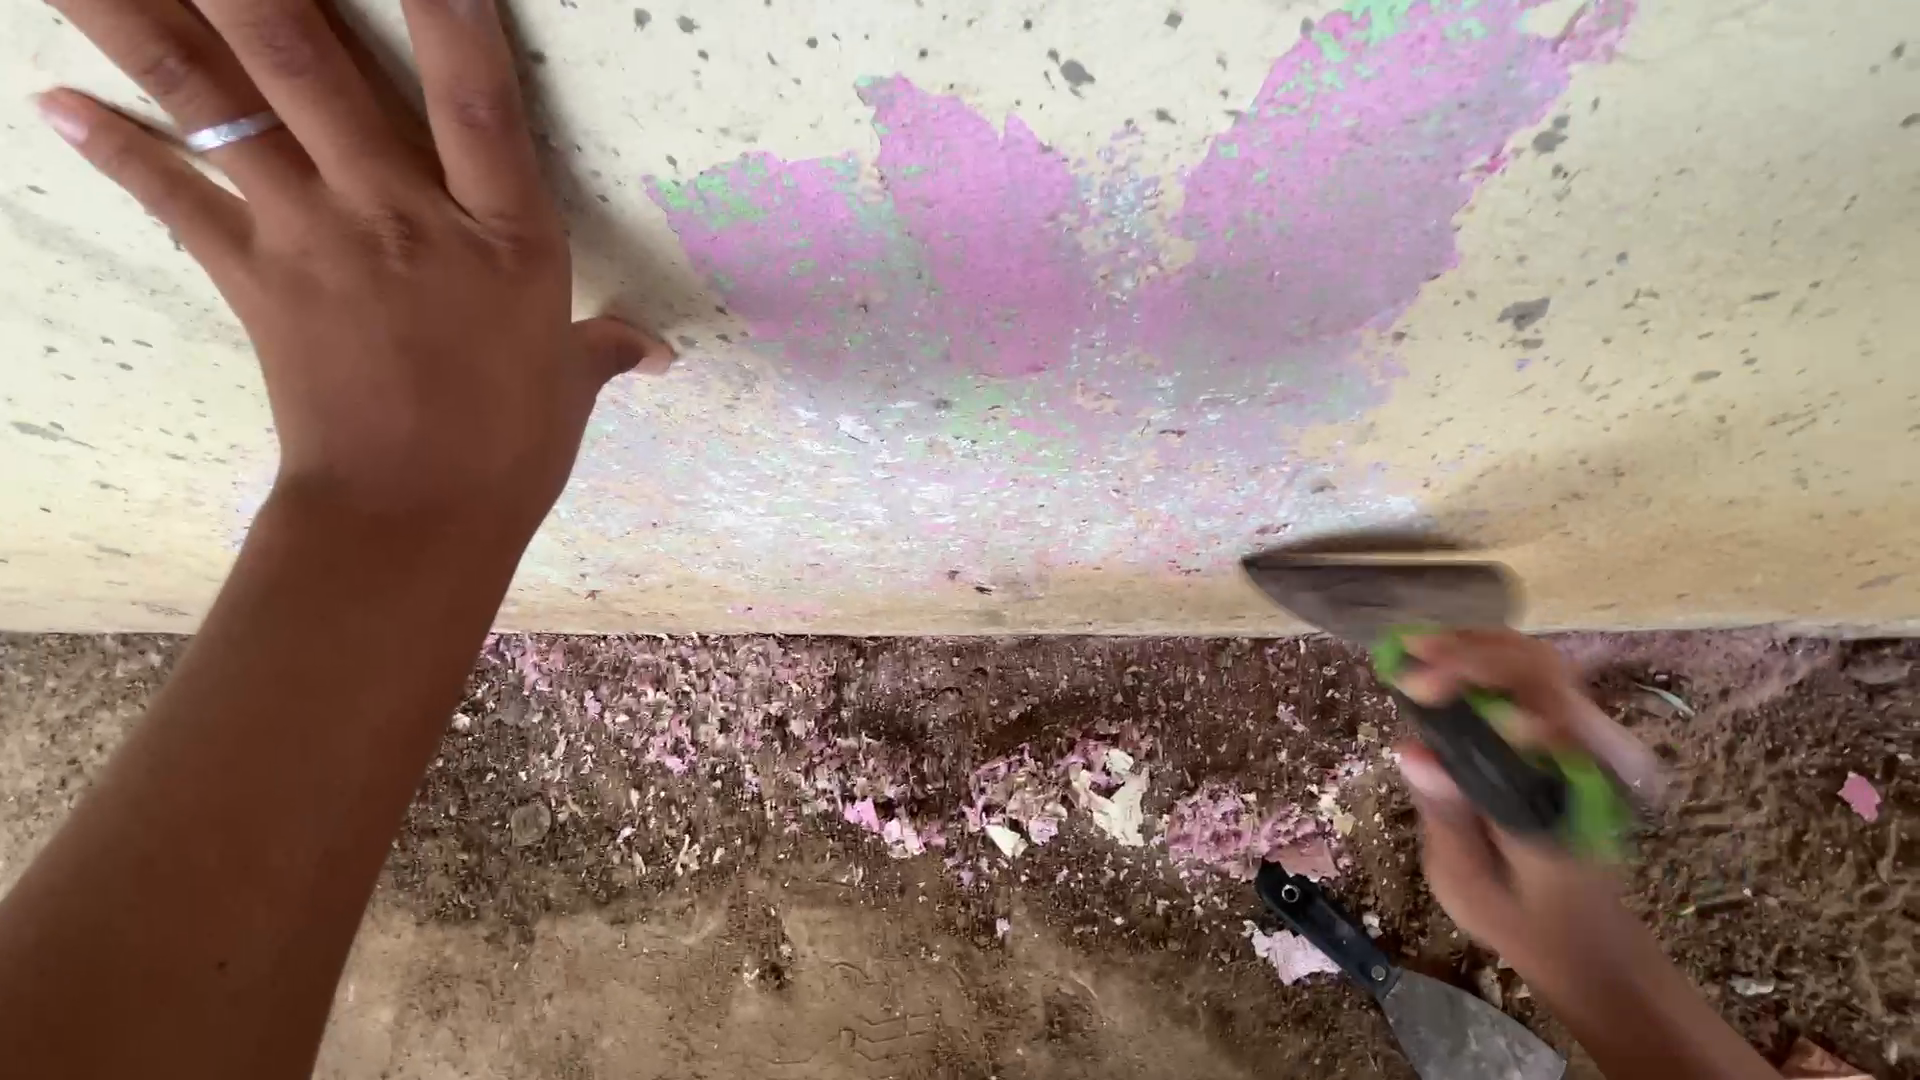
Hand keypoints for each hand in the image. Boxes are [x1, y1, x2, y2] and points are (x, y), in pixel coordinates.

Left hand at [35, 0, 671, 536]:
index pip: (481, 104)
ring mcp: (320, 241)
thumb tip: (661, 353)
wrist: (417, 514)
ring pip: (219, 104)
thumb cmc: (516, 448)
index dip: (452, 14)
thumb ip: (609, 348)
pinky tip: (59, 103)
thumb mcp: (574, 387)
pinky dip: (119, 150)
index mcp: (509, 243)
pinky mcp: (256, 282)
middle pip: (311, 65)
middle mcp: (407, 218)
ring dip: (139, 16)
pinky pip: (178, 200)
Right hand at [1393, 630, 1777, 1079]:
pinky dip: (1476, 657)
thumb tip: (1412, 749)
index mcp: (1571, 795)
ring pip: (1535, 663)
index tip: (1420, 688)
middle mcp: (1585, 756)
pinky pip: (1525, 678)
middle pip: (1539, 670)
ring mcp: (1579, 742)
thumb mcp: (1471, 884)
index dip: (1482, 687)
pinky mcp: (1561, 738)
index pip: (1540, 715)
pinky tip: (1433, 662)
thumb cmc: (1524, 920)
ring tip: (1409, 650)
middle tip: (1405, 659)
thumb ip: (1447, 816)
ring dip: (1469, 647)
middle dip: (1468, 654)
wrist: (1587, 942)